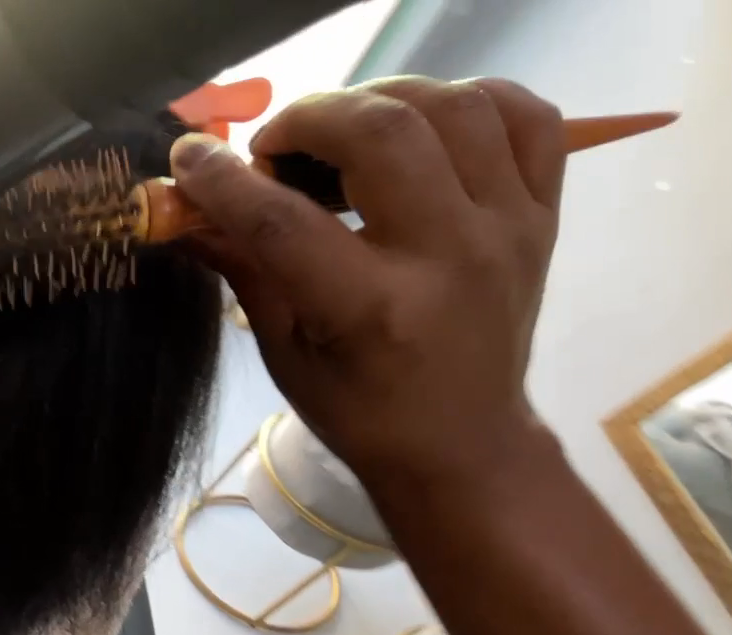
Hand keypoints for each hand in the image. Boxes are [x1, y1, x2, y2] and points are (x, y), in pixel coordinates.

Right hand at [172, 76, 566, 482]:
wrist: (459, 439)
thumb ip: (246, 271)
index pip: (284, 223)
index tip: (188, 156)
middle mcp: (448, 255)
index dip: (225, 182)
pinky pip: (526, 117)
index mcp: (369, 308)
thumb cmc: (354, 409)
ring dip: (382, 98)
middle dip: (310, 117)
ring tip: (339, 129)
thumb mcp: (284, 350)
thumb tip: (189, 220)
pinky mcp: (543, 213)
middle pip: (382, 134)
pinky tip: (419, 124)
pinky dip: (468, 100)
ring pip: (456, 106)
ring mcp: (508, 226)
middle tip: (273, 144)